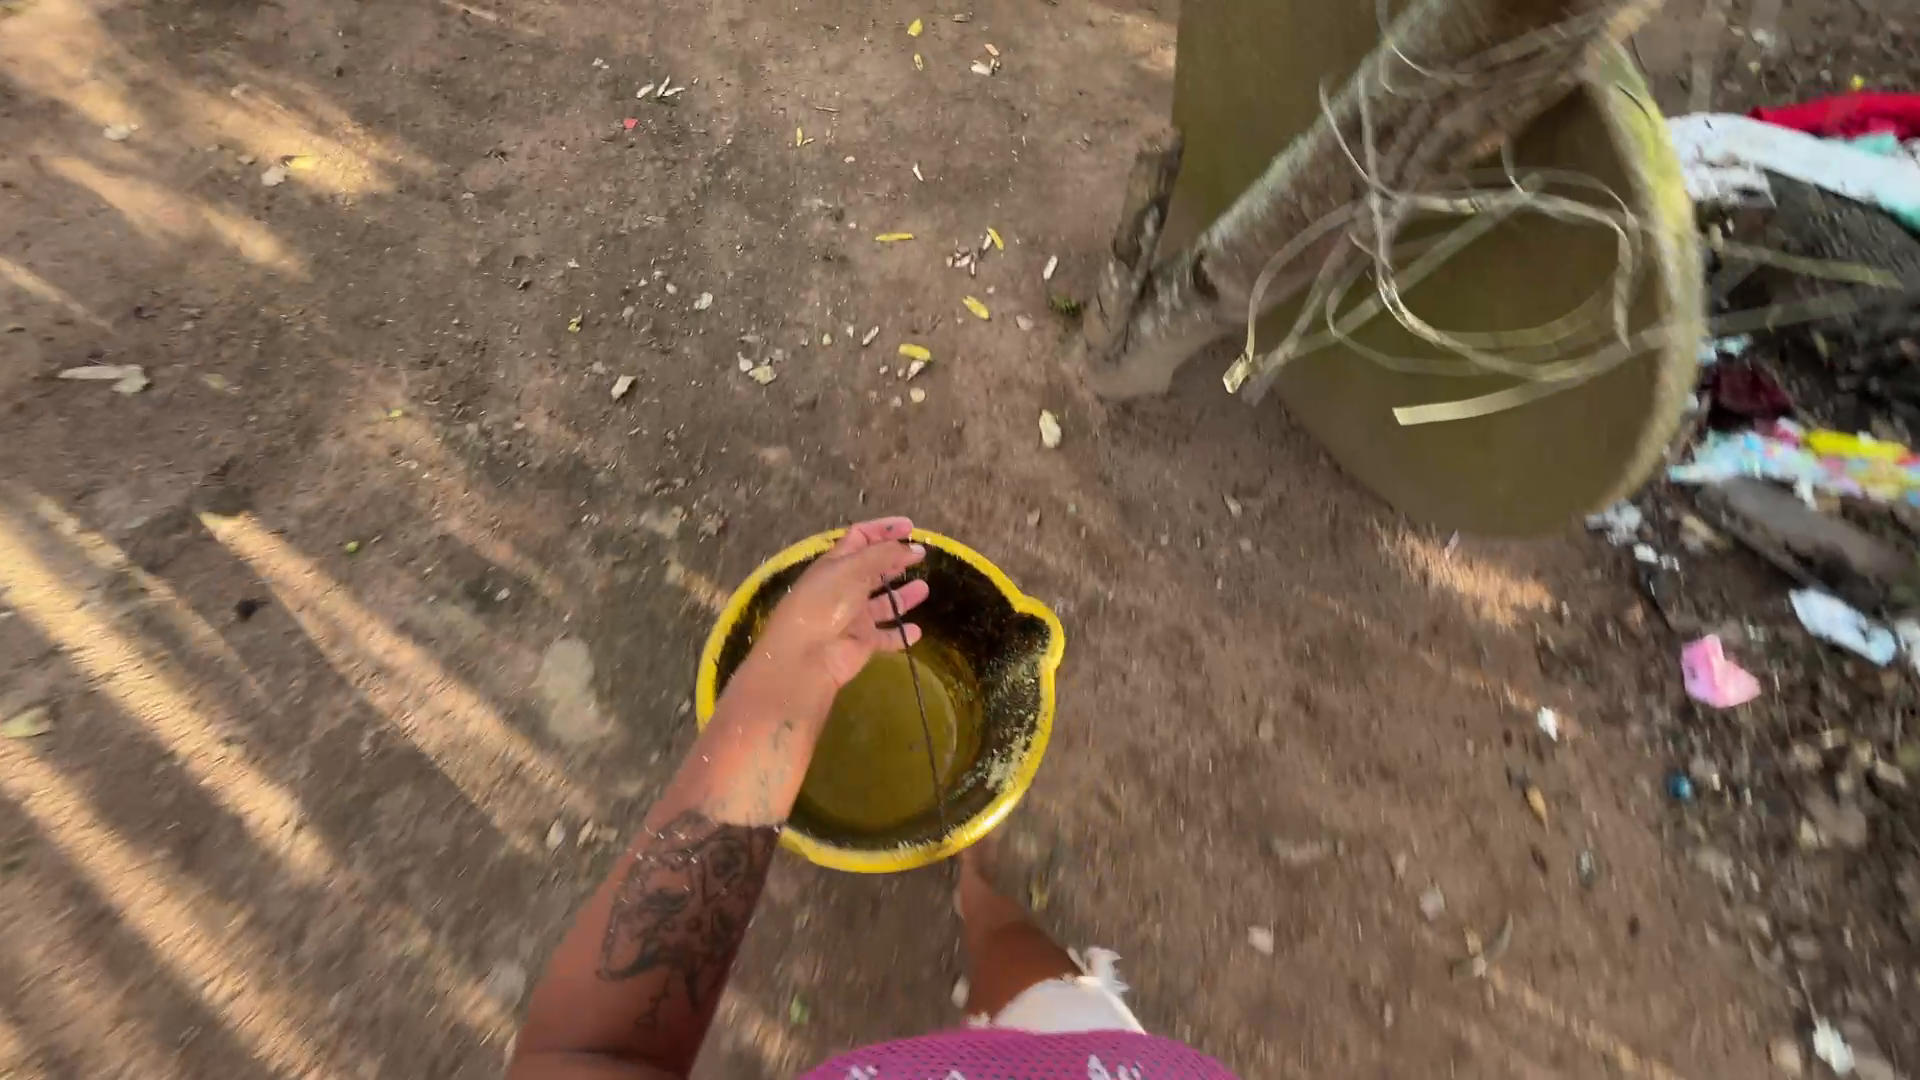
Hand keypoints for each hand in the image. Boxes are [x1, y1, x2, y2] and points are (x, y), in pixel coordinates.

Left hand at [751, 517, 929, 690]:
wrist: (807, 655)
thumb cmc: (826, 603)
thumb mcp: (853, 568)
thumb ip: (885, 555)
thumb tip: (914, 548)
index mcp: (836, 564)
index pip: (860, 538)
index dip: (883, 529)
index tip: (910, 526)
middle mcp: (845, 587)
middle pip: (874, 568)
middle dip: (896, 560)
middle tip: (921, 554)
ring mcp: (854, 616)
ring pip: (884, 603)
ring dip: (903, 596)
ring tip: (924, 589)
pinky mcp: (863, 641)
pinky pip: (887, 636)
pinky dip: (901, 634)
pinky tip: (916, 631)